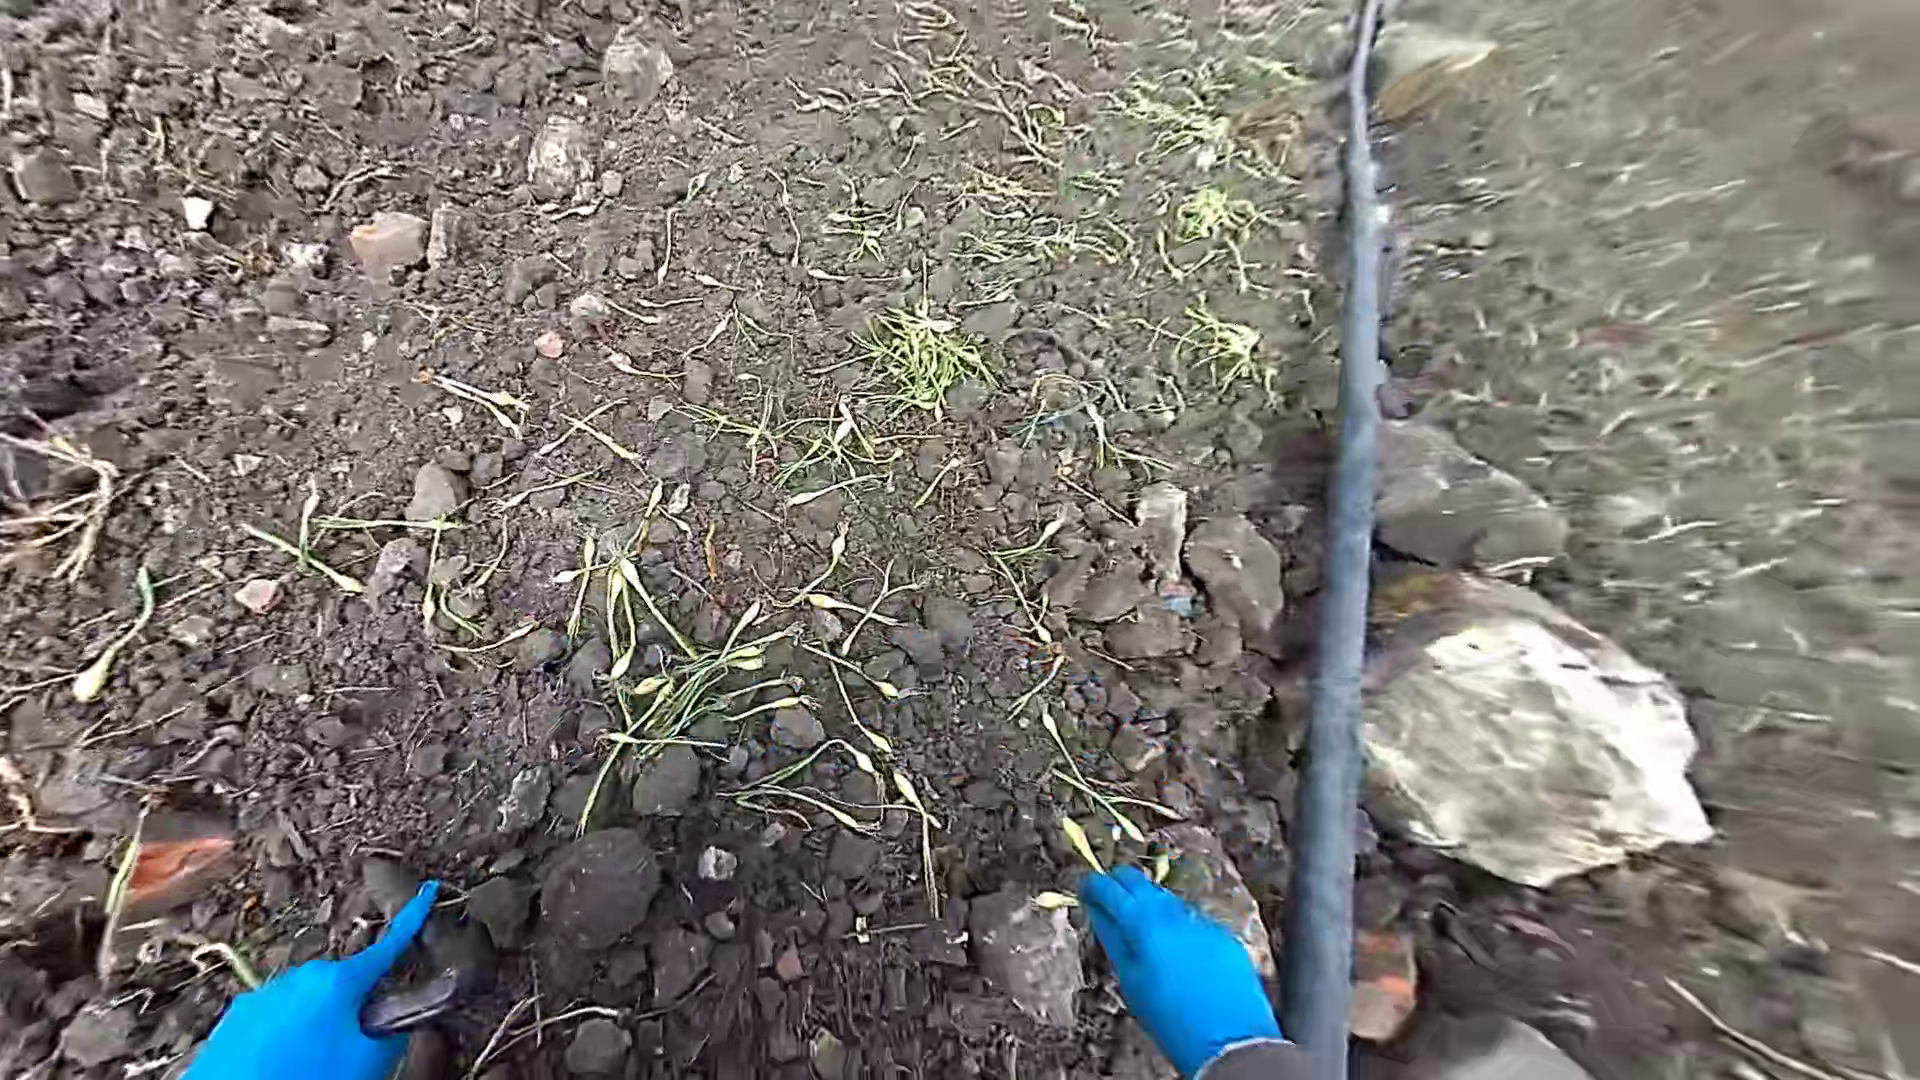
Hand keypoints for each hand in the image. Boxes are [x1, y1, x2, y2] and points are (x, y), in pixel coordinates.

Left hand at [184, 881, 437, 1079]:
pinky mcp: (230, 1024)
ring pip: (308, 998)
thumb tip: (396, 1022)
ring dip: (315, 1017)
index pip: (392, 942)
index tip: (429, 889)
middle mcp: (302, 978)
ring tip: (307, 1057)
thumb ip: (394, 1030)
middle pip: (345, 979)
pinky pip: (273, 1017)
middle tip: (349, 1035)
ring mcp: (261, 999)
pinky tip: (279, 1062)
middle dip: (352, 1000)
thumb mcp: (368, 1060)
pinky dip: (283, 1033)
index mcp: (340, 979)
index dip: (416, 915)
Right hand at [1080, 866, 1280, 1076]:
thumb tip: (1097, 911)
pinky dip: (1175, 926)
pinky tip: (1175, 950)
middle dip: (1117, 884)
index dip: (1092, 885)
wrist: (1232, 1044)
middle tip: (1107, 900)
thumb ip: (1111, 938)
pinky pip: (1189, 919)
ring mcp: (1197, 918)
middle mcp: (1170, 909)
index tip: (1084, 888)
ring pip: (1163, 898)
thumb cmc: (1171, 1019)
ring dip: (1147, 905)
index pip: (1108, 887)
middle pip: (1135, 879)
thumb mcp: (1130, 980)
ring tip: (1140, 930)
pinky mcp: (1219, 933)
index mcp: (1141, 919)